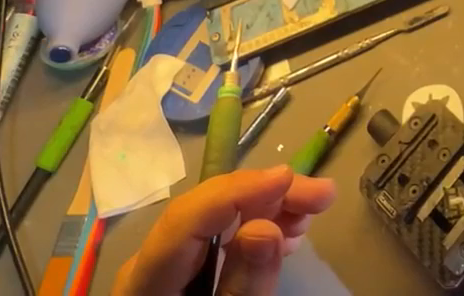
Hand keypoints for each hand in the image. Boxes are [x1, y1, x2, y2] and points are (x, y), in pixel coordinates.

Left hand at [112, 166, 336, 295]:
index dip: (237, 192)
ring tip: (312, 210)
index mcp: (141, 286)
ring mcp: (164, 267)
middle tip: (322, 195)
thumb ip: (244, 288)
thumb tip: (266, 226)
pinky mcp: (183, 272)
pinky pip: (219, 235)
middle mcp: (146, 265)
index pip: (185, 220)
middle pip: (206, 210)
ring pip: (218, 216)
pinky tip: (290, 231)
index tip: (288, 178)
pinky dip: (258, 226)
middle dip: (266, 195)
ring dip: (268, 206)